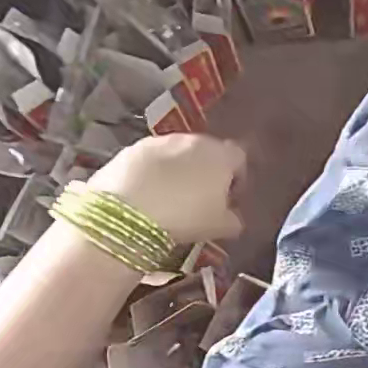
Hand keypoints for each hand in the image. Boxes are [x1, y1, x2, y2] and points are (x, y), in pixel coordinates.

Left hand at [87, 132, 245, 244]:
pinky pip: (153, 158)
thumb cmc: (185, 217)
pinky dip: (155, 171)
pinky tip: (148, 193)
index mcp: (221, 156)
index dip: (238, 178)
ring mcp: (161, 141)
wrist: (128, 210)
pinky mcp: (134, 147)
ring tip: (172, 196)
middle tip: (202, 198)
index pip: (239, 158)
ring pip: (179, 153)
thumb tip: (234, 217)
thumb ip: (234, 220)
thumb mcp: (219, 227)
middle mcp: (193, 140)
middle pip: (208, 152)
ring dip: (181, 169)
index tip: (231, 197)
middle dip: (208, 172)